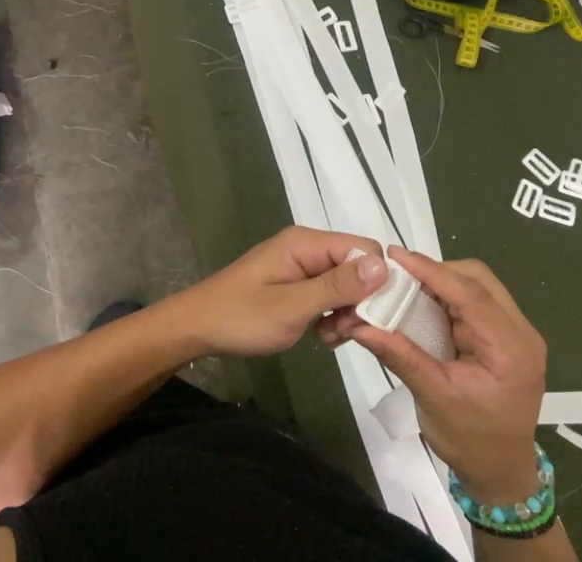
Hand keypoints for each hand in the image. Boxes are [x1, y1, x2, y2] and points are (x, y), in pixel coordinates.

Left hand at [170, 226, 388, 357]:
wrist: (198, 327)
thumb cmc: (241, 317)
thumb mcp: (292, 305)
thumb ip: (337, 286)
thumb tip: (384, 265)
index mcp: (305, 243)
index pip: (366, 249)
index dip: (376, 283)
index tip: (366, 317)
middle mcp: (306, 248)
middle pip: (358, 268)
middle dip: (360, 303)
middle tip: (342, 332)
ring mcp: (300, 266)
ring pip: (347, 286)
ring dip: (346, 314)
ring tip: (327, 337)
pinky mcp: (296, 285)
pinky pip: (329, 296)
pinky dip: (331, 317)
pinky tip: (320, 336)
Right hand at [321, 247, 546, 502]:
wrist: (500, 473)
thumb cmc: (471, 440)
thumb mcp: (432, 396)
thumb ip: (399, 354)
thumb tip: (356, 324)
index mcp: (510, 349)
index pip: (471, 294)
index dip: (431, 270)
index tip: (394, 255)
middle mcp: (521, 334)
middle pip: (479, 280)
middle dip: (436, 271)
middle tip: (396, 276)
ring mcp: (516, 334)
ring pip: (477, 286)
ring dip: (440, 282)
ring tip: (404, 288)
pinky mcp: (504, 337)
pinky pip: (474, 301)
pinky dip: (446, 296)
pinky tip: (421, 304)